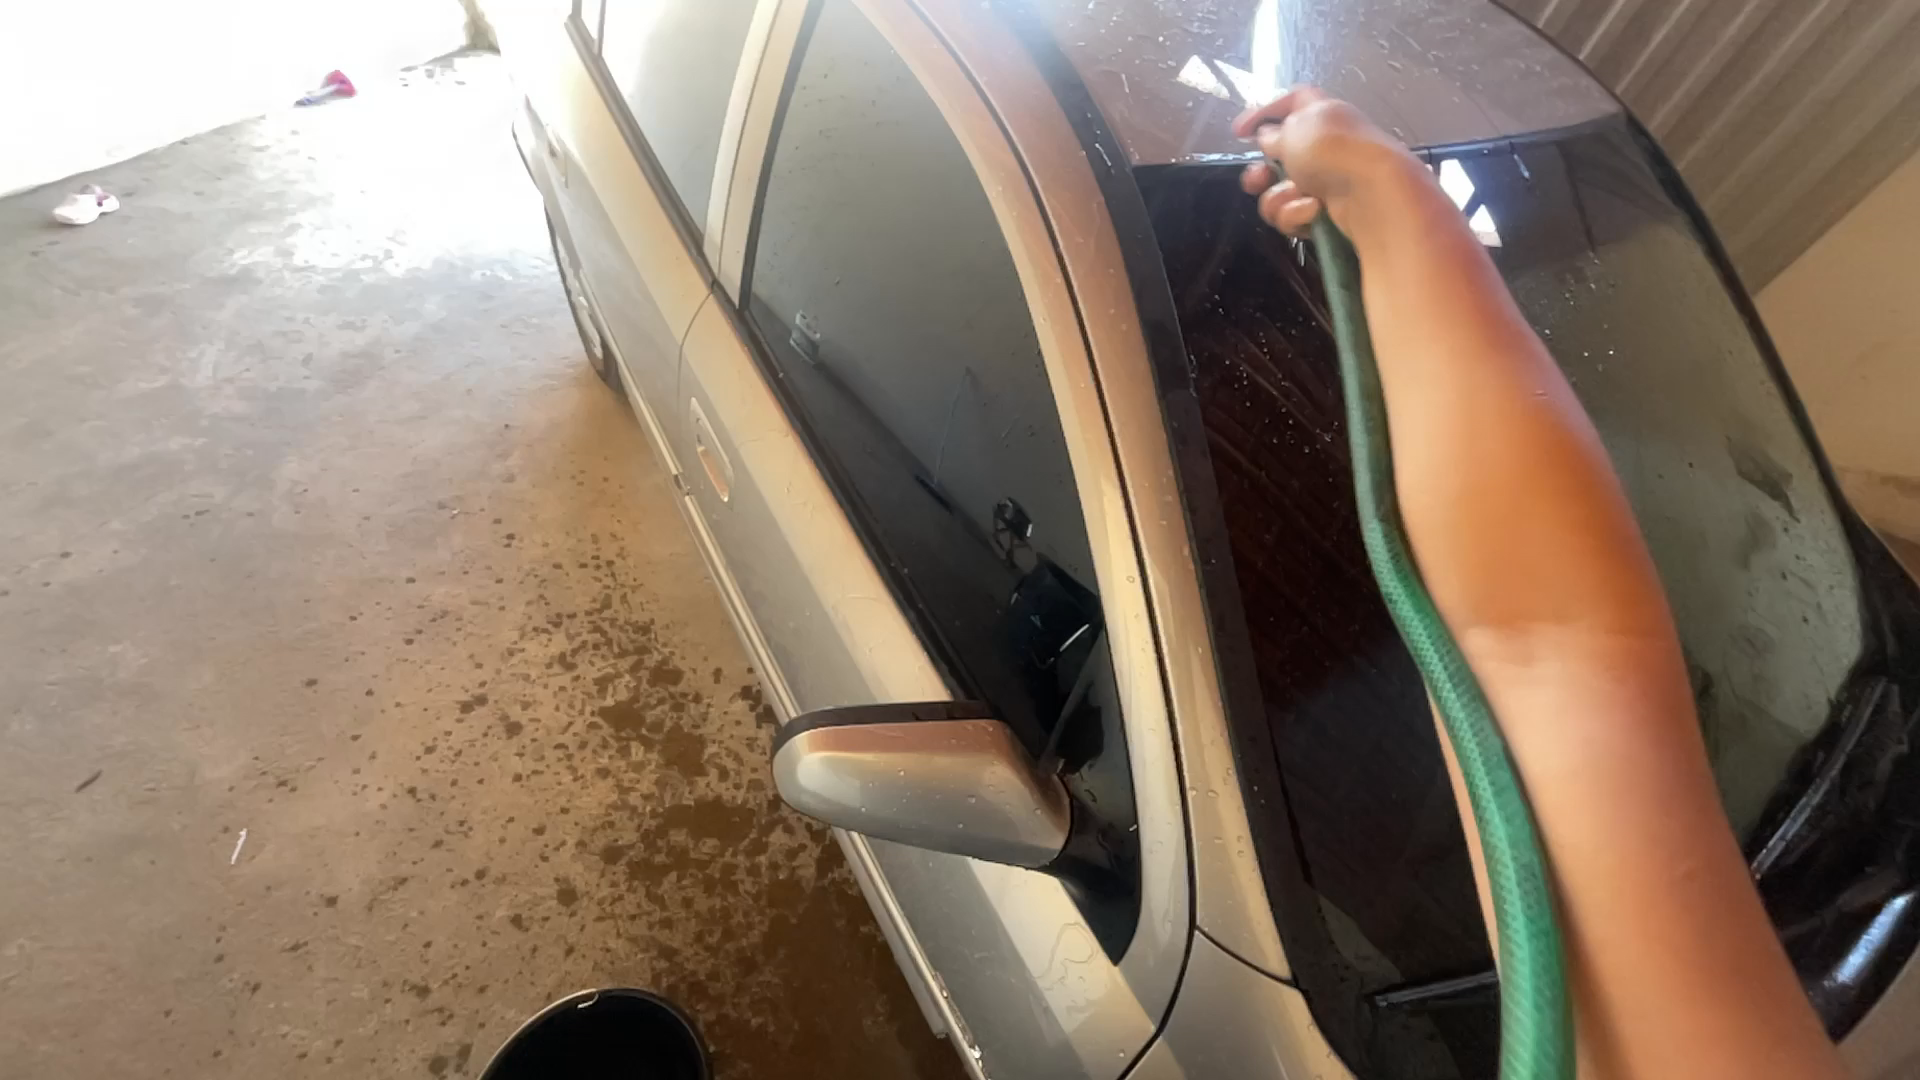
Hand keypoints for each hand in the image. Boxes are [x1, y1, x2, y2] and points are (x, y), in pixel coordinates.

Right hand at [1232, 87, 1427, 239]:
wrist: (1369, 195)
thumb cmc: (1334, 151)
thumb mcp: (1296, 131)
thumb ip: (1275, 134)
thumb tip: (1267, 137)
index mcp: (1321, 115)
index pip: (1290, 102)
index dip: (1263, 112)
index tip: (1239, 131)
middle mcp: (1321, 147)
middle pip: (1275, 161)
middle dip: (1260, 174)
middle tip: (1258, 180)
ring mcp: (1320, 183)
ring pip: (1276, 194)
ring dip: (1279, 198)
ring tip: (1299, 196)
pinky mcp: (1319, 213)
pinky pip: (1290, 216)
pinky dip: (1297, 214)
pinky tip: (1314, 211)